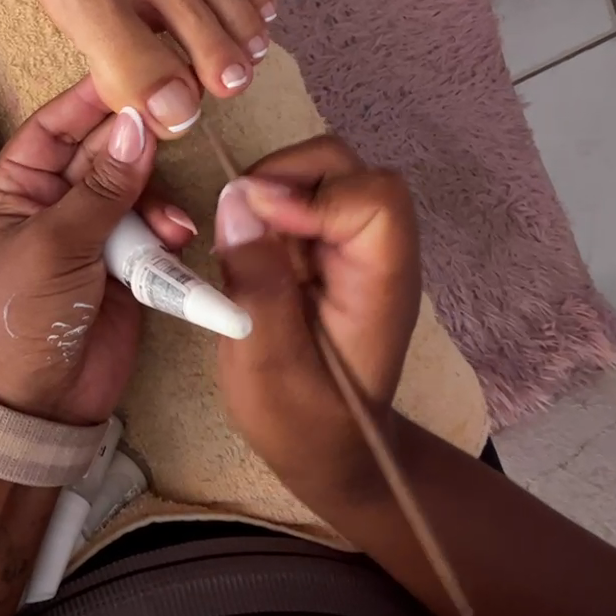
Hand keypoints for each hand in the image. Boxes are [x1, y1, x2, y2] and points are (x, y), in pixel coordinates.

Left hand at [0, 0, 278, 137]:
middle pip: (233, 7)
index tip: (211, 101)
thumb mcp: (75, 1)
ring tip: (248, 32)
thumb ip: (130, 61)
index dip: (216, 80)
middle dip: (237, 48)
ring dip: (244, 4)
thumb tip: (182, 118)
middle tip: (234, 77)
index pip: (214, 47)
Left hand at [0, 78, 197, 424]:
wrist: (41, 403)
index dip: (93, 100)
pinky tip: (176, 240)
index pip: (56, 125)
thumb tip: (134, 124)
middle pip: (103, 149)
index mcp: (18, 185)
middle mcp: (56, 197)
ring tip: (169, 225)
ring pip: (136, 186)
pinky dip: (167, 228)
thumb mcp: (55, 245)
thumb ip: (101, 188)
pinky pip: (154, 225)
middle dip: (137, 147)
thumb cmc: (24, 316)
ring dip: (156, 197)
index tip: (138, 74)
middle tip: (178, 130)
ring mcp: (94, 227)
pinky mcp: (127, 258)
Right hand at [209, 136, 422, 511]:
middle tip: (236, 215)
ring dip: (268, 185)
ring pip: (318, 171)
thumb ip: (256, 285)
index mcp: (380, 283)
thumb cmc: (303, 423)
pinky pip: (293, 194)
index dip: (314, 194)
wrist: (327, 448)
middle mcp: (372, 251)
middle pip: (347, 167)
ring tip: (235, 232)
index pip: (376, 200)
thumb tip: (237, 199)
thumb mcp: (268, 368)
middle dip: (284, 174)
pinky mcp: (319, 245)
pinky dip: (259, 202)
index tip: (255, 217)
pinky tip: (240, 243)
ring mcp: (346, 244)